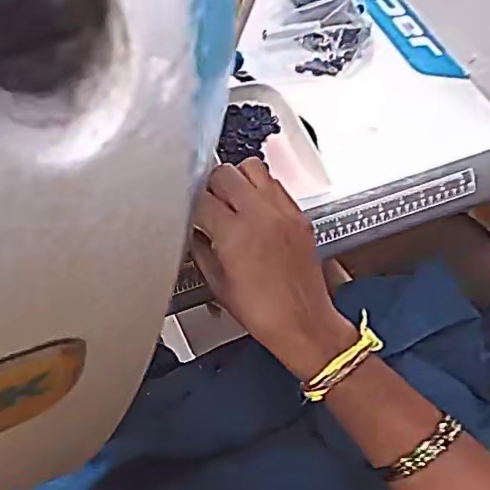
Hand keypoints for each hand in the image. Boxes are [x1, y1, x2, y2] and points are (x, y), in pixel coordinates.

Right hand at [191, 159, 356, 376]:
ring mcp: (283, 211)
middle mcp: (261, 215)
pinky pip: (275, 185)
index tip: (187, 214)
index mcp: (234, 233)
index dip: (188, 206)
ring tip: (231, 202)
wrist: (302, 321)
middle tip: (206, 205)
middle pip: (225, 173)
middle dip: (210, 187)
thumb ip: (200, 251)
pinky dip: (260, 191)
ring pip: (252, 168)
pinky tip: (254, 211)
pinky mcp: (298, 215)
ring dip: (236, 181)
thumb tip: (193, 233)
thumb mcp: (217, 285)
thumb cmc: (264, 312)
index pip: (201, 199)